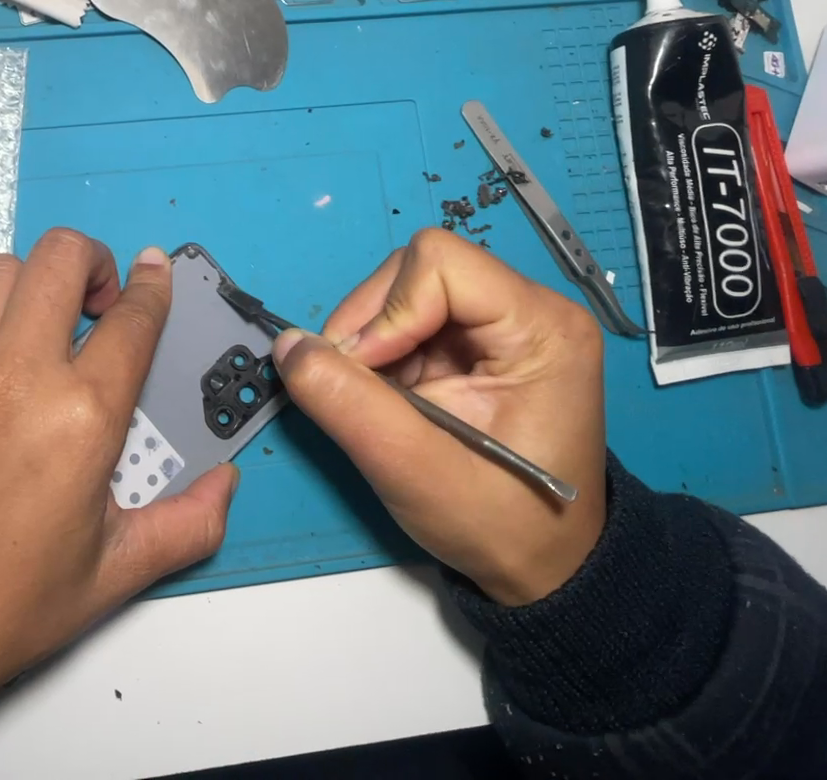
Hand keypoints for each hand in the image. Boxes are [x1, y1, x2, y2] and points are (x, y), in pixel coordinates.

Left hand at [0, 229, 238, 756]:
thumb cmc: (6, 611)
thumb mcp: (113, 575)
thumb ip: (188, 523)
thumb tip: (226, 481)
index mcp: (80, 416)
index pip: (133, 318)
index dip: (151, 284)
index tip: (153, 268)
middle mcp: (13, 374)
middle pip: (58, 257)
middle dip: (88, 261)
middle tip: (92, 300)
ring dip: (27, 290)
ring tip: (30, 335)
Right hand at [271, 228, 605, 606]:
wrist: (537, 562)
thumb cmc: (497, 522)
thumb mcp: (416, 470)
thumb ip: (348, 404)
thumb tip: (287, 346)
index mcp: (539, 327)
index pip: (438, 263)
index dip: (387, 311)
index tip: (368, 375)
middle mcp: (523, 308)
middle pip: (413, 269)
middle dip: (368, 325)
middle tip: (361, 389)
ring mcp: (494, 322)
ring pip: (397, 291)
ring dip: (366, 341)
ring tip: (378, 400)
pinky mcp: (467, 341)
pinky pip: (397, 319)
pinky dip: (374, 354)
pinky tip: (388, 397)